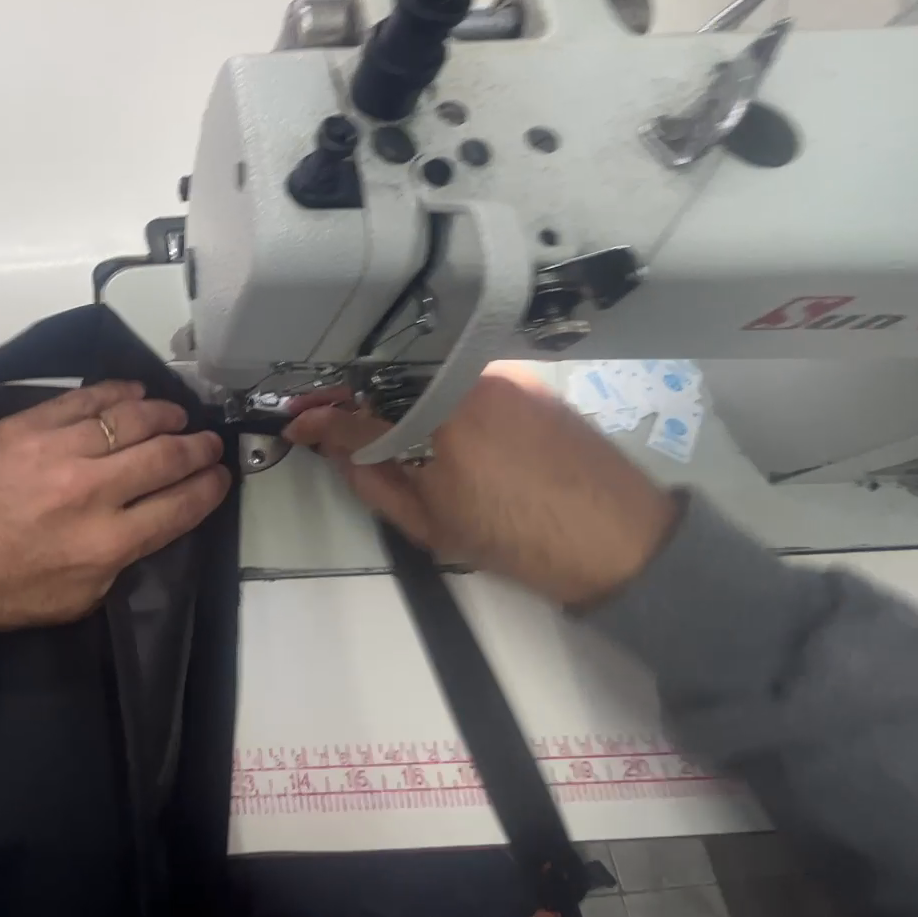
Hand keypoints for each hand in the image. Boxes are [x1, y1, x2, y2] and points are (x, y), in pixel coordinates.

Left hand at [0, 380, 230, 629]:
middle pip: (164, 457)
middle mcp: (90, 492)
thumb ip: (120, 560)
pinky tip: (134, 392)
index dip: (209, 488)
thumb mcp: (77, 599)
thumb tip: (147, 520)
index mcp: (106, 544)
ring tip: (177, 415)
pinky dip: (116, 392)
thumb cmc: (2, 590)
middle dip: (197, 448)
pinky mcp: (27, 426)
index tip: (220, 477)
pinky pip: (83, 399)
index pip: (179, 507)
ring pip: (130, 419)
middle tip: (208, 442)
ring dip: (164, 415)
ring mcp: (57, 452)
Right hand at [282, 364, 677, 606]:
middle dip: (349, 397)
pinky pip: (460, 376)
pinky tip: (435, 416)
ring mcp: (498, 375)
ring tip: (379, 418)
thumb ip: (371, 481)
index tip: (295, 424)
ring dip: (391, 392)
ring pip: (423, 374)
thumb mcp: (428, 524)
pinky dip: (434, 390)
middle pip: (385, 379)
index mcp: (435, 424)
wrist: (622, 541)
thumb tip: (336, 450)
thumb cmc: (516, 542)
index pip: (356, 415)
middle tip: (327, 416)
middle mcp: (463, 385)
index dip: (318, 420)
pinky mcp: (524, 378)